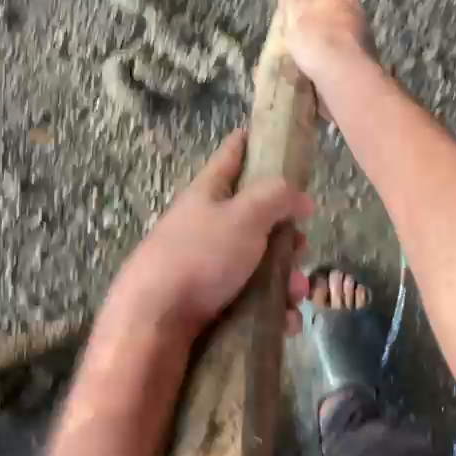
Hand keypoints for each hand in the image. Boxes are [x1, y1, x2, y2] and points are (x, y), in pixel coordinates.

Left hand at [105, 129, 314, 346]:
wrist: (154, 322)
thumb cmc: (200, 256)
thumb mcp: (244, 215)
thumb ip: (277, 197)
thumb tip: (300, 196)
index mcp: (208, 194)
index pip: (231, 156)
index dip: (250, 143)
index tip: (268, 133)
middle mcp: (205, 226)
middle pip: (255, 219)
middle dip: (287, 235)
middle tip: (301, 248)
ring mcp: (206, 267)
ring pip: (258, 264)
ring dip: (285, 279)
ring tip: (295, 297)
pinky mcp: (209, 305)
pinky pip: (251, 302)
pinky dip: (272, 310)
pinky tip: (285, 322)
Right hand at [278, 0, 375, 89]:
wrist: (345, 77)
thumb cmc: (318, 36)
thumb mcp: (296, 10)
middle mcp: (354, 11)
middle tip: (316, 1)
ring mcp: (362, 36)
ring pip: (344, 24)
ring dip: (332, 26)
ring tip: (316, 34)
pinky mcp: (362, 59)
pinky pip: (344, 47)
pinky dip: (334, 48)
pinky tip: (324, 57)